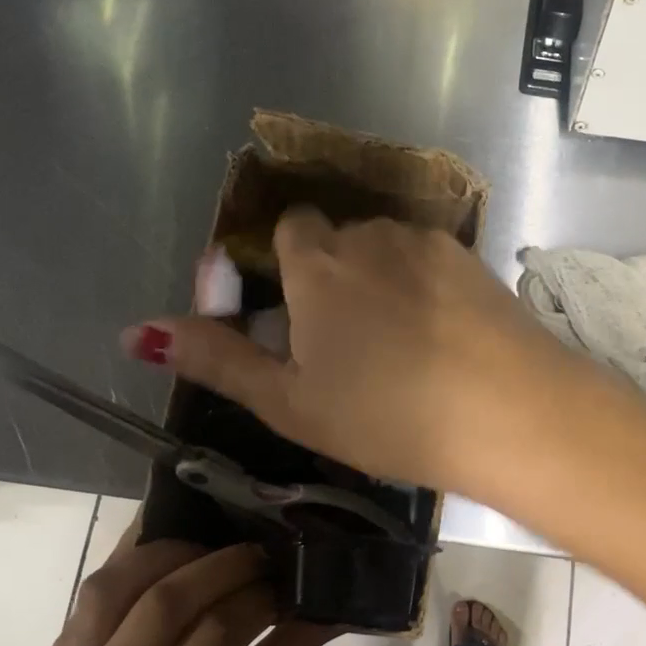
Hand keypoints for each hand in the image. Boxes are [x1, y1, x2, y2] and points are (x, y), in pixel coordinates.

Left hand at [0, 541, 330, 645]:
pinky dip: (136, 553)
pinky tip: (173, 546)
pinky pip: (97, 579)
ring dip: (175, 550)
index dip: (258, 598)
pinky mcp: (63, 637)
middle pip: (168, 601)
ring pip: (121, 581)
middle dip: (226, 564)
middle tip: (263, 553)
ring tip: (213, 547)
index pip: (215, 635)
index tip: (288, 583)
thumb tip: (331, 607)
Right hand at [124, 208, 612, 494]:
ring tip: (402, 346)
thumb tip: (135, 332)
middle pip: (339, 238)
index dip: (288, 267)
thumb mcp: (289, 402)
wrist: (510, 412)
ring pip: (389, 249)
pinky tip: (444, 339)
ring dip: (382, 280)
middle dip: (334, 275)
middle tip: (349, 346)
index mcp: (317, 265)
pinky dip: (426, 289)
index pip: (290, 229)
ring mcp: (431, 244)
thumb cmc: (387, 416)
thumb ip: (216, 358)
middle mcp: (371, 235)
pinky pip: (433, 263)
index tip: (298, 316)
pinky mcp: (476, 260)